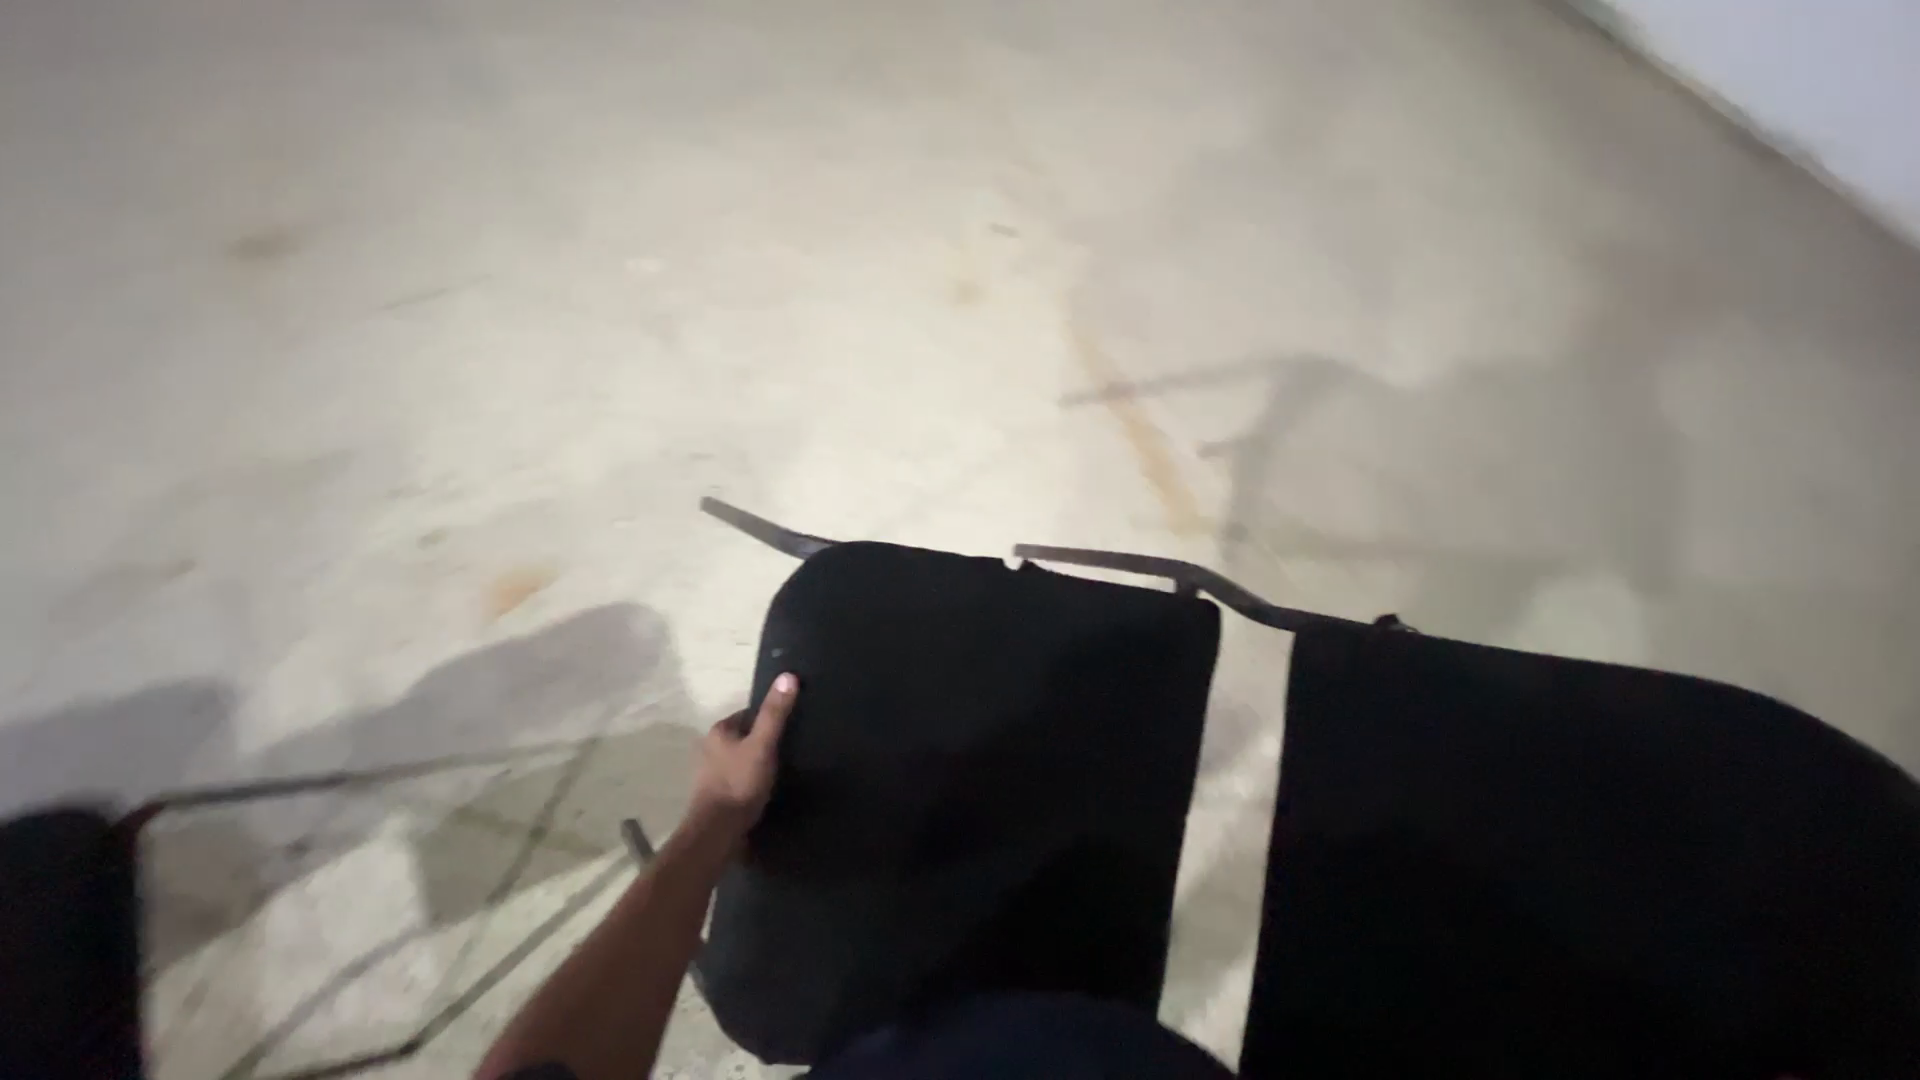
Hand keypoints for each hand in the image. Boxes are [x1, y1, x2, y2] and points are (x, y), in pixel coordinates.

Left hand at [689, 673, 796, 840]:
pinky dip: (749, 782)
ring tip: (780, 772)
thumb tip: (788, 675)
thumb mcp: (763, 745)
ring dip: (756, 763)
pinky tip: (764, 791)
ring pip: (740, 759)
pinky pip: (737, 780)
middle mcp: (709, 748)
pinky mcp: (714, 796)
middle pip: (744, 737)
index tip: (790, 728)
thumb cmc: (739, 783)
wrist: (717, 833)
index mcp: (719, 731)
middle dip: (762, 742)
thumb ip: (775, 713)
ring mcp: (709, 774)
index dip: (769, 719)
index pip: (748, 714)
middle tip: (788, 751)